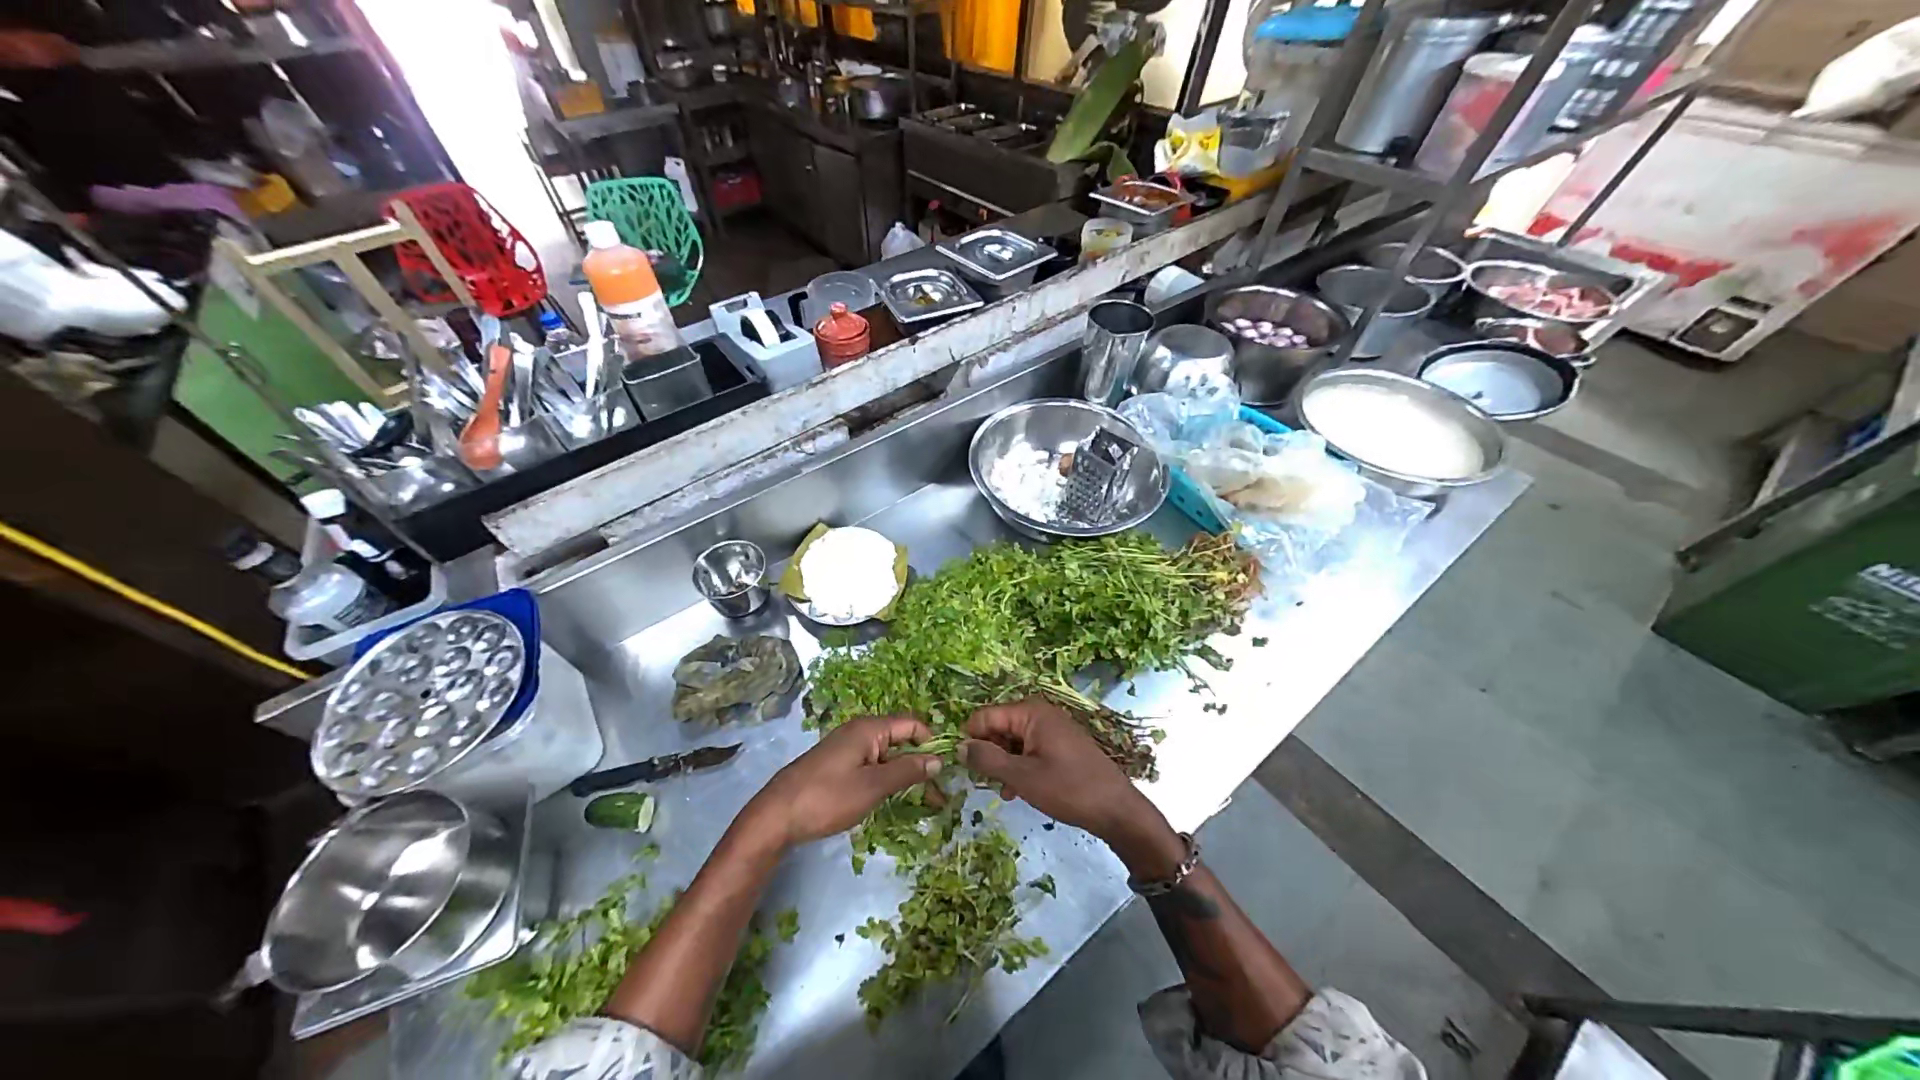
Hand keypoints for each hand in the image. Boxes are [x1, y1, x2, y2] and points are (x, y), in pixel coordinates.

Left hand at [737, 715, 940, 849]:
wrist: (777, 816)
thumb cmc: (827, 798)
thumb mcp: (873, 785)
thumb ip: (907, 771)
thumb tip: (938, 760)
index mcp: (869, 728)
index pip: (913, 724)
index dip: (933, 744)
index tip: (947, 771)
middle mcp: (860, 731)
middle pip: (902, 740)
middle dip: (922, 764)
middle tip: (939, 796)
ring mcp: (848, 748)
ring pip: (888, 756)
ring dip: (906, 775)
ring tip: (924, 803)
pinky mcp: (839, 766)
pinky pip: (872, 766)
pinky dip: (887, 780)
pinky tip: (895, 800)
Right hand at [959, 698, 1150, 840]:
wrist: (1116, 809)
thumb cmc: (1068, 789)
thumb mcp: (1022, 776)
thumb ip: (987, 759)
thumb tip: (959, 747)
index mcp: (1031, 712)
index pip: (984, 716)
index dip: (970, 739)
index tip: (963, 765)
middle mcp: (1041, 714)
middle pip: (999, 727)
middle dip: (989, 753)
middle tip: (987, 782)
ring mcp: (1053, 730)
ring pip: (1013, 742)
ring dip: (1004, 764)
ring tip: (1005, 791)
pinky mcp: (1060, 746)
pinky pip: (1029, 750)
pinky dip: (1020, 767)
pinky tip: (1019, 791)